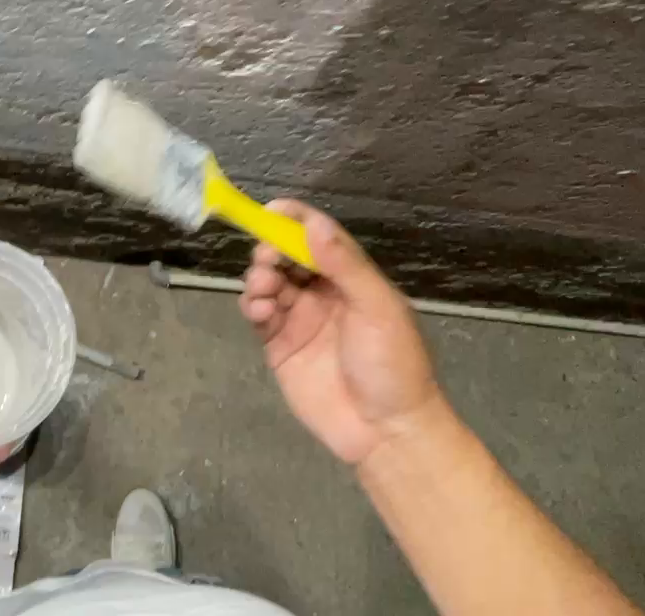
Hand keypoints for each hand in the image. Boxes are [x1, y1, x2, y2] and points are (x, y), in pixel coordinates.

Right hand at [240, 200, 443, 464]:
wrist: (386, 434)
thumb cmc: (392, 365)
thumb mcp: (377, 308)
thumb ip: (344, 265)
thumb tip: (313, 223)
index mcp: (350, 278)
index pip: (318, 236)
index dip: (295, 220)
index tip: (272, 210)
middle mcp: (322, 292)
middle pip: (286, 255)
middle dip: (271, 249)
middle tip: (267, 259)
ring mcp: (298, 318)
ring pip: (268, 281)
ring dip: (260, 276)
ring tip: (264, 289)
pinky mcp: (279, 345)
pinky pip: (258, 313)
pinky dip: (252, 304)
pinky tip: (258, 310)